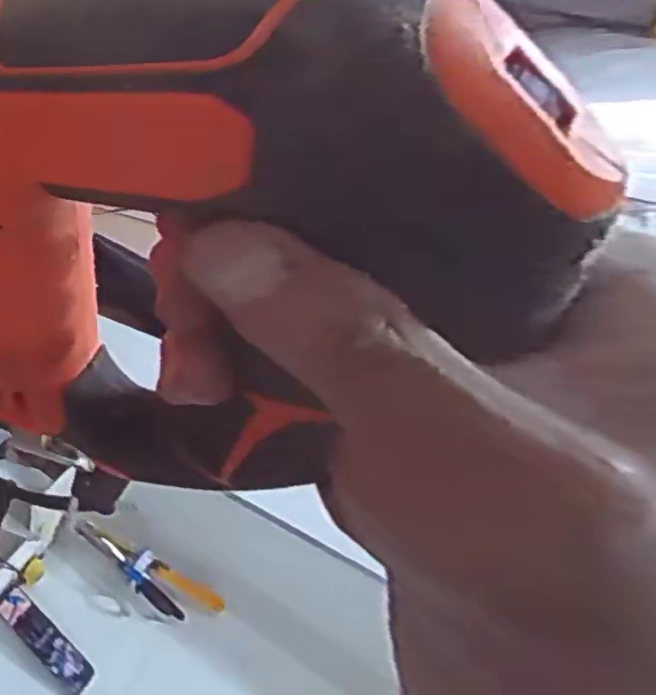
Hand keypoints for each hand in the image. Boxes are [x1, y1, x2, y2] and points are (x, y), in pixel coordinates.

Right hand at [154, 221, 655, 692]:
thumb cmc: (577, 579)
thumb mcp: (468, 450)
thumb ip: (349, 339)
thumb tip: (218, 240)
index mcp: (572, 276)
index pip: (410, 183)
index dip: (294, 183)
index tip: (203, 206)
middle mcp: (495, 295)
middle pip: (321, 239)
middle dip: (233, 276)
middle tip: (183, 313)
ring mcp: (425, 345)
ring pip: (280, 290)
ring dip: (213, 323)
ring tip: (189, 374)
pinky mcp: (368, 388)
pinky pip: (270, 342)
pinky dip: (222, 358)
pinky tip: (199, 387)